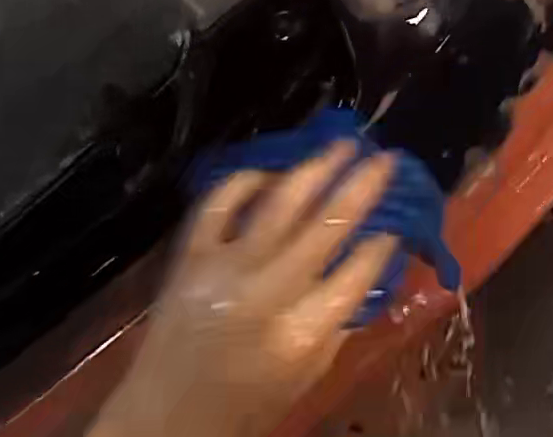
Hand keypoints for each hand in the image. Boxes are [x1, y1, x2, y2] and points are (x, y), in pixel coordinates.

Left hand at [93, 141, 400, 436]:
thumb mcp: (308, 374)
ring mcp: (225, 269)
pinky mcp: (191, 258)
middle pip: (327, 225)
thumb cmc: (245, 407)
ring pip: (281, 203)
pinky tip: (273, 173)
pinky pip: (220, 203)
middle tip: (386, 159)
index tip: (395, 227)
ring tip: (344, 144)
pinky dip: (247, 181)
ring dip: (319, 167)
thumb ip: (341, 316)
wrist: (158, 428)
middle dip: (363, 185)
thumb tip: (371, 260)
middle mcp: (267, 293)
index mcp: (301, 333)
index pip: (358, 270)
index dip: (383, 243)